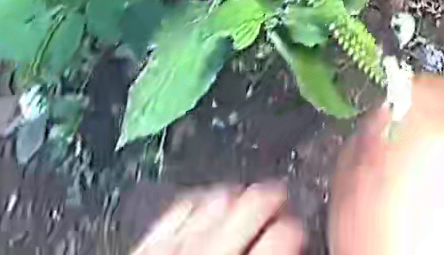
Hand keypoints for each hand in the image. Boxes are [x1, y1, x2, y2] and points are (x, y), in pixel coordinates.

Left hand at [131, 184, 303, 254]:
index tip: (296, 234)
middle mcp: (210, 254)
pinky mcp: (147, 246)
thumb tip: (288, 248)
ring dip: (237, 201)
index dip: (295, 230)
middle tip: (278, 211)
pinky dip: (201, 202)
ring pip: (222, 195)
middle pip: (257, 200)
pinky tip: (207, 213)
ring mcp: (175, 247)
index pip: (285, 234)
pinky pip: (183, 204)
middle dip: (274, 201)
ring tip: (242, 213)